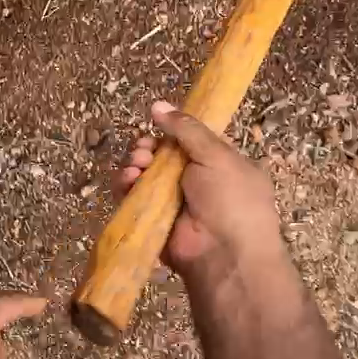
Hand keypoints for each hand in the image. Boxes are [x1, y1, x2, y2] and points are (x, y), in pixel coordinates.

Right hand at [116, 100, 289, 288]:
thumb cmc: (232, 201)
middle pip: (161, 154)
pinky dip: (125, 185)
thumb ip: (186, 129)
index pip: (190, 140)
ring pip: (143, 172)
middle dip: (147, 149)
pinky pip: (131, 193)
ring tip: (136, 168)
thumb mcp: (217, 156)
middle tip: (143, 152)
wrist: (224, 254)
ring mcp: (173, 199)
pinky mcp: (152, 214)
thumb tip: (158, 104)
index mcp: (221, 165)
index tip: (158, 125)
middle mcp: (197, 181)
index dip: (172, 131)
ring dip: (135, 165)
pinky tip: (127, 183)